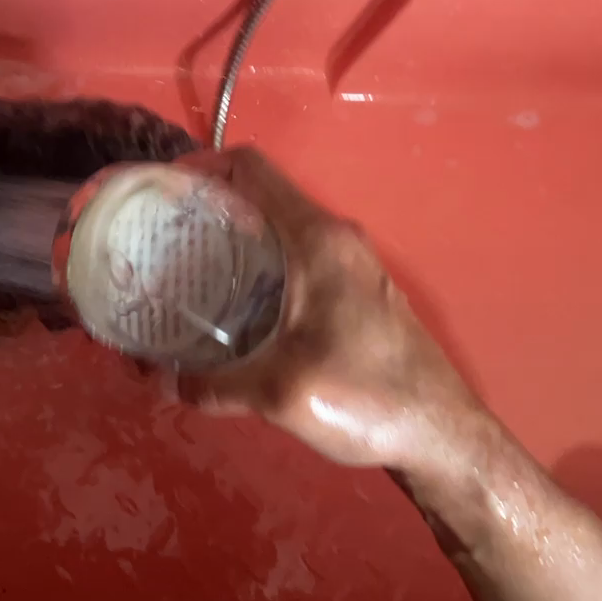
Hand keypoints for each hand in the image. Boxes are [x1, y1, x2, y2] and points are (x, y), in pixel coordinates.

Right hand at [174, 147, 485, 468]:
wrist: (443, 434)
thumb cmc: (369, 399)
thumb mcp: (280, 393)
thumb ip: (213, 384)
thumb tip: (162, 380)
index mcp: (317, 240)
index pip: (251, 169)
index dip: (200, 166)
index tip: (160, 191)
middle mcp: (333, 237)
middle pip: (259, 194)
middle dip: (206, 205)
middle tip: (159, 236)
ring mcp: (347, 262)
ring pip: (275, 226)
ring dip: (228, 235)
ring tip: (181, 267)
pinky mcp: (351, 288)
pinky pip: (290, 254)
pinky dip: (252, 261)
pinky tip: (226, 301)